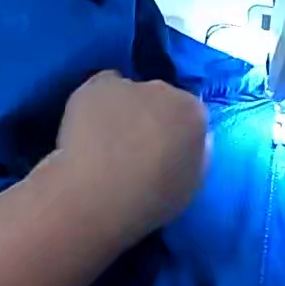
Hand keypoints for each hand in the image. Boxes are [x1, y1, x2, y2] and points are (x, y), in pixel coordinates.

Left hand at [40, 70, 208, 240]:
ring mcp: (128, 85)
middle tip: (133, 148)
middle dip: (150, 116)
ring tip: (105, 141)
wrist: (97, 195)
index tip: (162, 152)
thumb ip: (197, 153)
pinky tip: (87, 129)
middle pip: (160, 98)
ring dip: (123, 109)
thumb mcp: (191, 185)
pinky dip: (95, 104)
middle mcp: (165, 90)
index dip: (175, 132)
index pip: (189, 113)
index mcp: (194, 114)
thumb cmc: (149, 199)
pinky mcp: (95, 86)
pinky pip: (100, 89)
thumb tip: (192, 138)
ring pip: (128, 92)